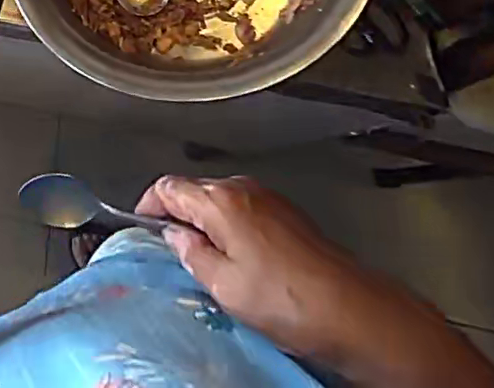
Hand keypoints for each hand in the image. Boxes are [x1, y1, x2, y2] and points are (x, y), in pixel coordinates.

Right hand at [138, 175, 493, 387]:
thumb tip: (173, 235)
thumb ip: (191, 254)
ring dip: (204, 219)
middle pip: (194, 188)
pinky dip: (229, 223)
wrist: (352, 308)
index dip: (149, 204)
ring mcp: (266, 195)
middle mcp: (241, 186)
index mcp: (219, 200)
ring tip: (204, 258)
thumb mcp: (225, 286)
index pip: (169, 186)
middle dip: (177, 213)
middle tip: (170, 249)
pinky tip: (238, 256)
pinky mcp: (285, 210)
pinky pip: (242, 206)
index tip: (141, 225)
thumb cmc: (284, 300)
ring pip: (219, 198)